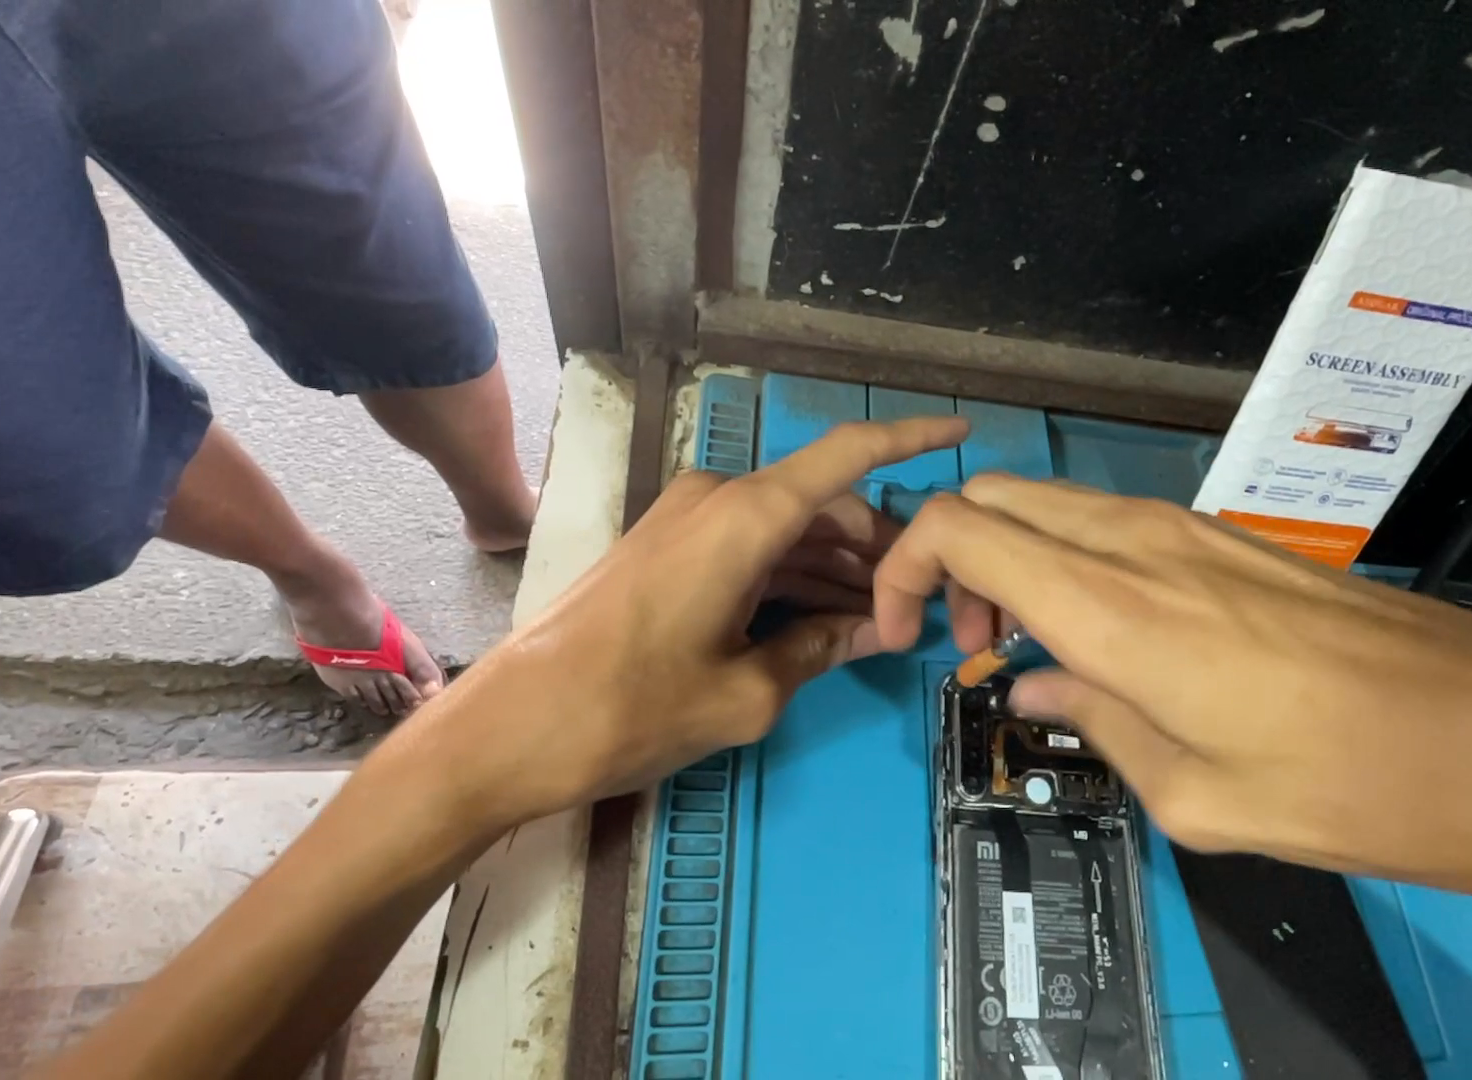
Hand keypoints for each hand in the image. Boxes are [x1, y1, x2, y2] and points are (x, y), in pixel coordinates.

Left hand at [380, 416, 968, 838]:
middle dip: (876, 550)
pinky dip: (793, 579)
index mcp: (745, 516)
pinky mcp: (670, 548)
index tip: (961, 430)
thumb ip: (821, 649)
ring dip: (837, 570)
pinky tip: (827, 618)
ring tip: (884, 620)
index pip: (847, 456)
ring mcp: (689, 520)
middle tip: (919, 603)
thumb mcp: (746, 694)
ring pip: (789, 532)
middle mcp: (719, 498)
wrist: (510, 728)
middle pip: (824, 506)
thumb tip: (876, 630)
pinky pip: (753, 550)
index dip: (910, 438)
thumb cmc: (631, 709)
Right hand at [873, 473, 1471, 924]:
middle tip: (976, 643)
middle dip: (948, 559)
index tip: (901, 635)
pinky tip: (1101, 633)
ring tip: (1032, 643)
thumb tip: (1032, 686)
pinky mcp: (1221, 537)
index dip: (903, 570)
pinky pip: (1102, 522)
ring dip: (1006, 557)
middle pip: (990, 497)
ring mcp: (1184, 527)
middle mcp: (1136, 541)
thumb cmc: (1346, 787)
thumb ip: (1091, 722)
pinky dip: (1064, 558)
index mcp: (1113, 606)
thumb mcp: (1192, 793)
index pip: (958, 529)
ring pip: (1043, 502)